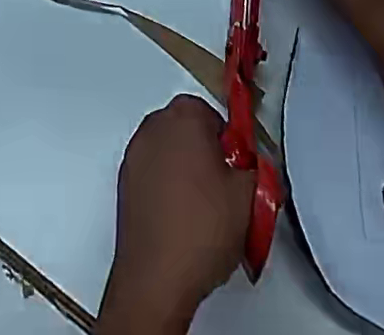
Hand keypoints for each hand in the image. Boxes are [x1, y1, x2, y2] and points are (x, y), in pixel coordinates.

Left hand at [98, 96, 253, 333]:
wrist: (158, 273)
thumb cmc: (201, 229)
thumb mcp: (251, 195)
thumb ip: (257, 168)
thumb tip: (253, 167)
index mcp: (183, 118)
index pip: (208, 110)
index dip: (227, 137)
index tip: (238, 160)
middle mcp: (153, 128)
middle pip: (185, 126)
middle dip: (206, 148)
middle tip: (226, 181)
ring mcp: (135, 153)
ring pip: (168, 149)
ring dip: (186, 165)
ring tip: (207, 204)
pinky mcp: (125, 180)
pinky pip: (153, 170)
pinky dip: (167, 184)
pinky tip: (184, 215)